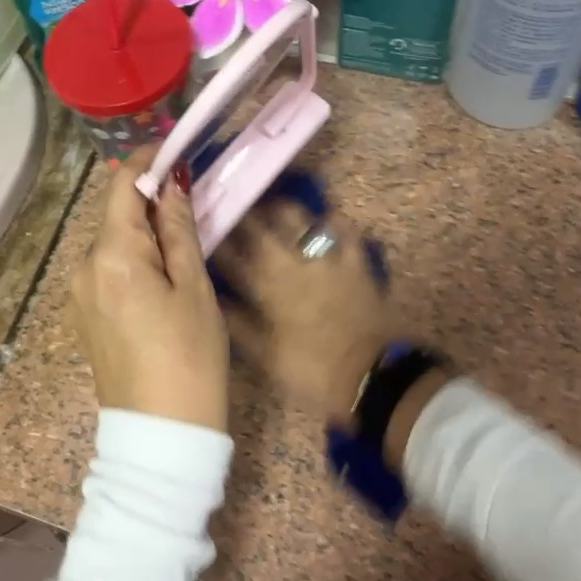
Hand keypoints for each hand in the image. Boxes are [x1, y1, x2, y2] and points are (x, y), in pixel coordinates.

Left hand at [69, 145, 228, 430]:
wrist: (160, 438)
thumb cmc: (189, 358)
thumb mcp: (194, 288)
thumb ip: (179, 228)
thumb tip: (171, 182)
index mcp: (112, 255)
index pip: (122, 185)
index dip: (147, 160)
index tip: (175, 149)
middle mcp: (84, 267)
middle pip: (116, 214)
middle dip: (151, 200)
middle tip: (194, 200)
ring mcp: (80, 293)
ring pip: (113, 242)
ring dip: (144, 231)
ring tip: (185, 242)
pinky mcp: (85, 316)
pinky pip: (109, 269)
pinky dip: (134, 258)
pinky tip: (163, 275)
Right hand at [212, 202, 394, 425]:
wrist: (373, 375)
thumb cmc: (313, 370)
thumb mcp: (266, 356)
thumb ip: (238, 324)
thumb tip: (214, 299)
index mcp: (265, 286)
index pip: (232, 255)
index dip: (218, 242)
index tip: (207, 232)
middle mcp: (291, 263)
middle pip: (261, 228)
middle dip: (244, 216)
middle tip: (236, 210)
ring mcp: (325, 258)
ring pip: (299, 219)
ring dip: (282, 210)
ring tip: (272, 205)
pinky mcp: (355, 262)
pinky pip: (345, 231)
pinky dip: (335, 222)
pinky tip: (328, 217)